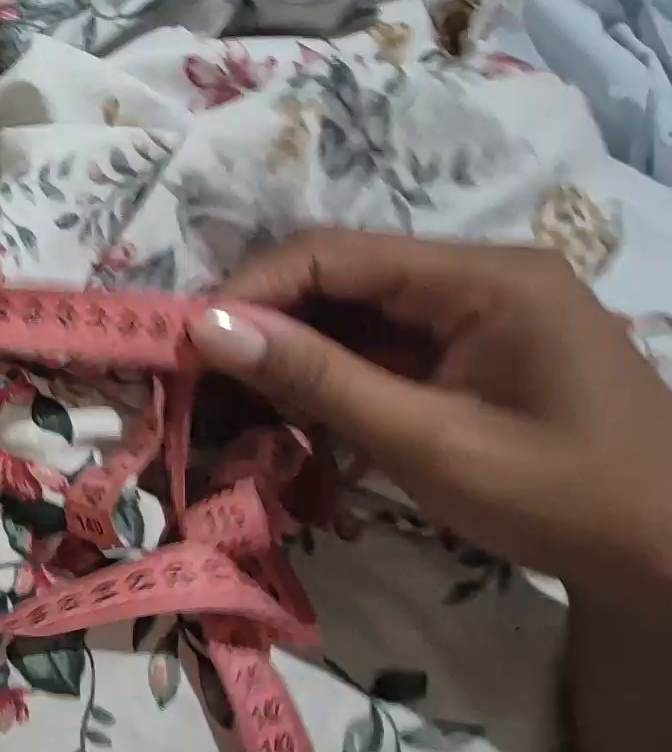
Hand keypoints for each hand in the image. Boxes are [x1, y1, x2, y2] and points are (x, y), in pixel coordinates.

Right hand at [187, 230, 671, 606]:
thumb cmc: (562, 497)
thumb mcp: (425, 439)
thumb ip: (314, 377)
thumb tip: (206, 329)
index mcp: (484, 278)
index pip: (331, 254)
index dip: (249, 290)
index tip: (190, 342)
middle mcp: (474, 275)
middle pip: (332, 274)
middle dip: (262, 319)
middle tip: (205, 373)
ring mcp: (469, 310)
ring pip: (342, 308)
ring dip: (287, 347)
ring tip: (245, 396)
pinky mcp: (460, 344)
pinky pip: (367, 340)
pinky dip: (322, 369)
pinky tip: (297, 404)